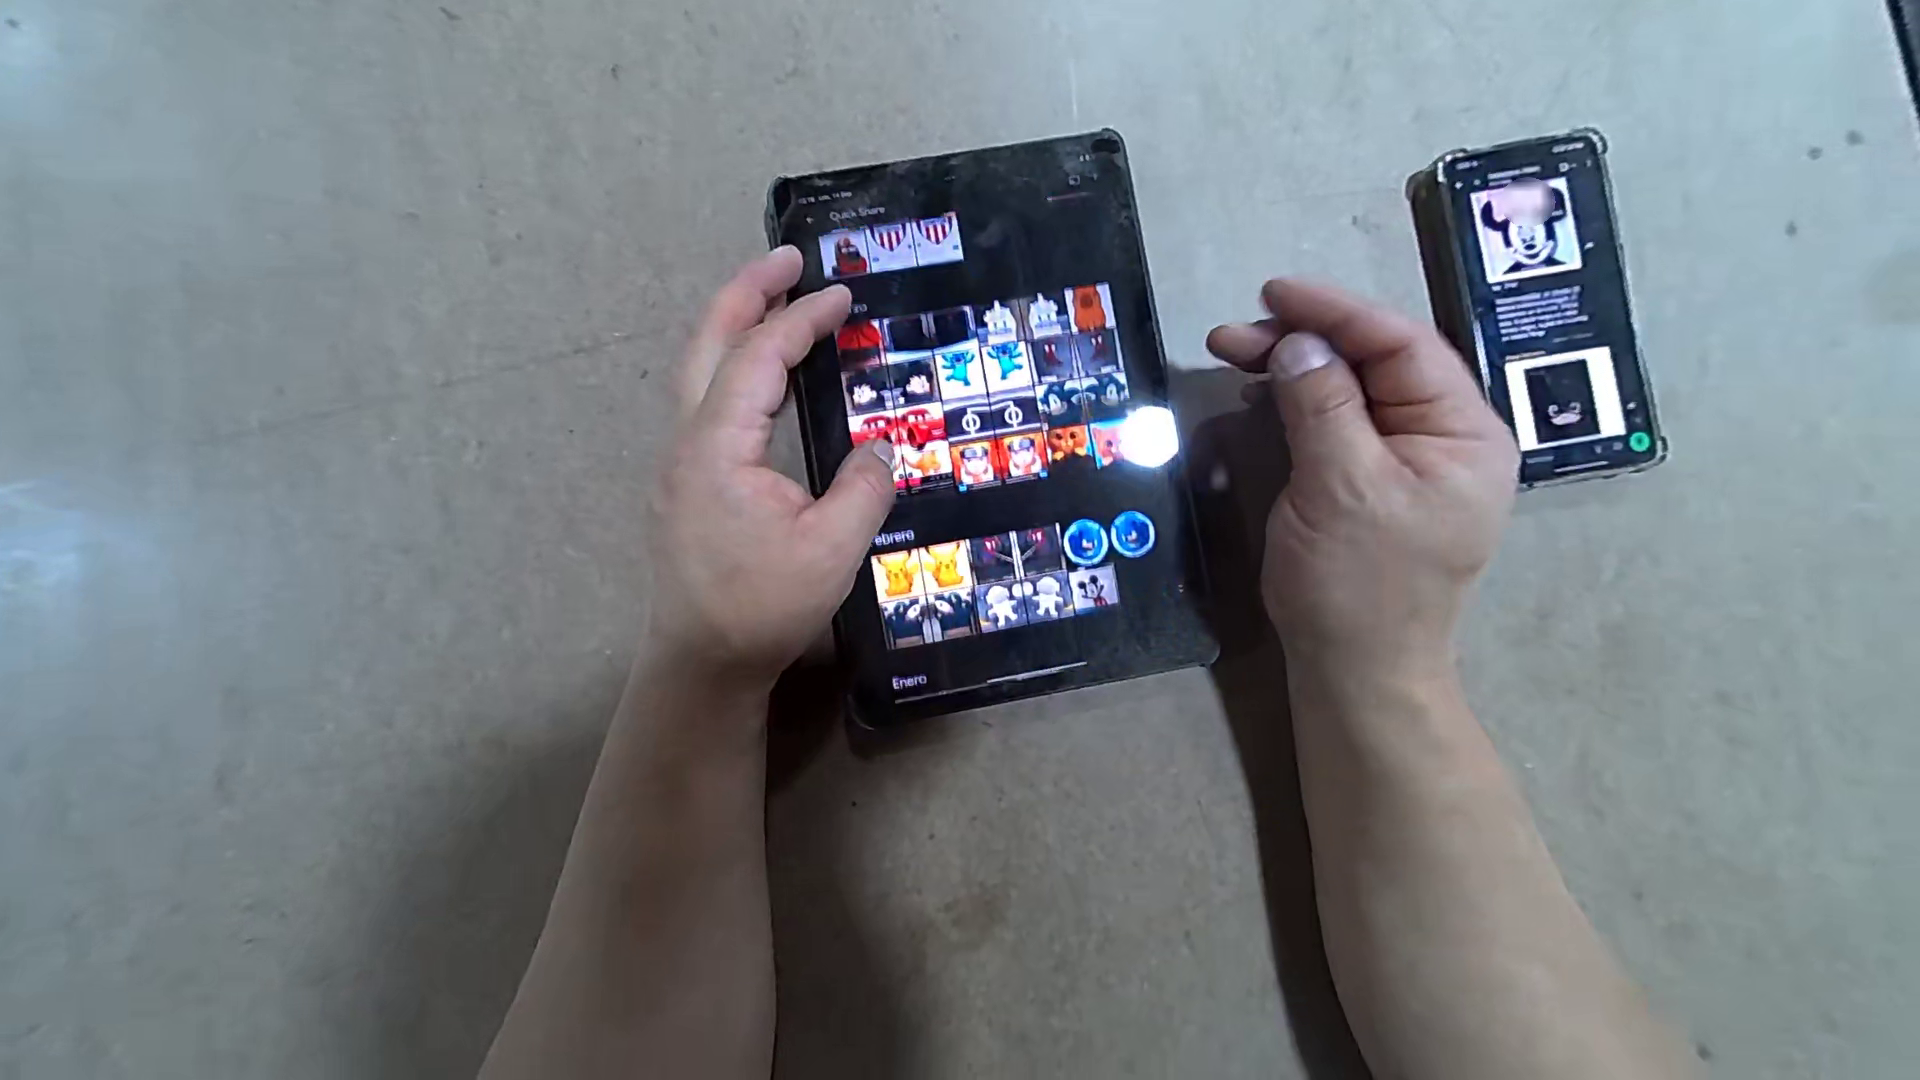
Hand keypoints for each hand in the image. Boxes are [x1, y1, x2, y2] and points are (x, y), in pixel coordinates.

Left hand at [646, 247, 895, 687]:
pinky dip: (737, 371)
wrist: (703, 662)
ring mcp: (681, 464)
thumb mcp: (832, 551)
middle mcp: (687, 443)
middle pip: (707, 345)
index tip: (843, 295)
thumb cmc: (763, 608)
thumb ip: (864, 489)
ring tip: (777, 301)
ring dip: (737, 328)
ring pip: (701, 373)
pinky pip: (709, 405)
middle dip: (746, 293)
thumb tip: (883, 446)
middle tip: (787, 259)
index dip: (801, 320)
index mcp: (717, 449)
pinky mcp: (689, 484)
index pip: (759, 360)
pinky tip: (764, 379)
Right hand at [1206, 280, 1518, 673]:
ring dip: (1291, 366)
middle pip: (1371, 363)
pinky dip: (1294, 400)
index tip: (1274, 293)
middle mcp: (1438, 436)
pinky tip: (1263, 388)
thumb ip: (1322, 407)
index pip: (1401, 346)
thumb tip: (1296, 342)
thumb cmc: (1356, 581)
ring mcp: (1400, 458)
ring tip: (1234, 352)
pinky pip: (1332, 422)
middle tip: (1233, 334)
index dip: (1336, 312)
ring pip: (1347, 389)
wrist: (1354, 661)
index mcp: (1460, 432)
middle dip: (1303, 340)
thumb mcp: (1340, 486)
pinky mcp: (1363, 478)